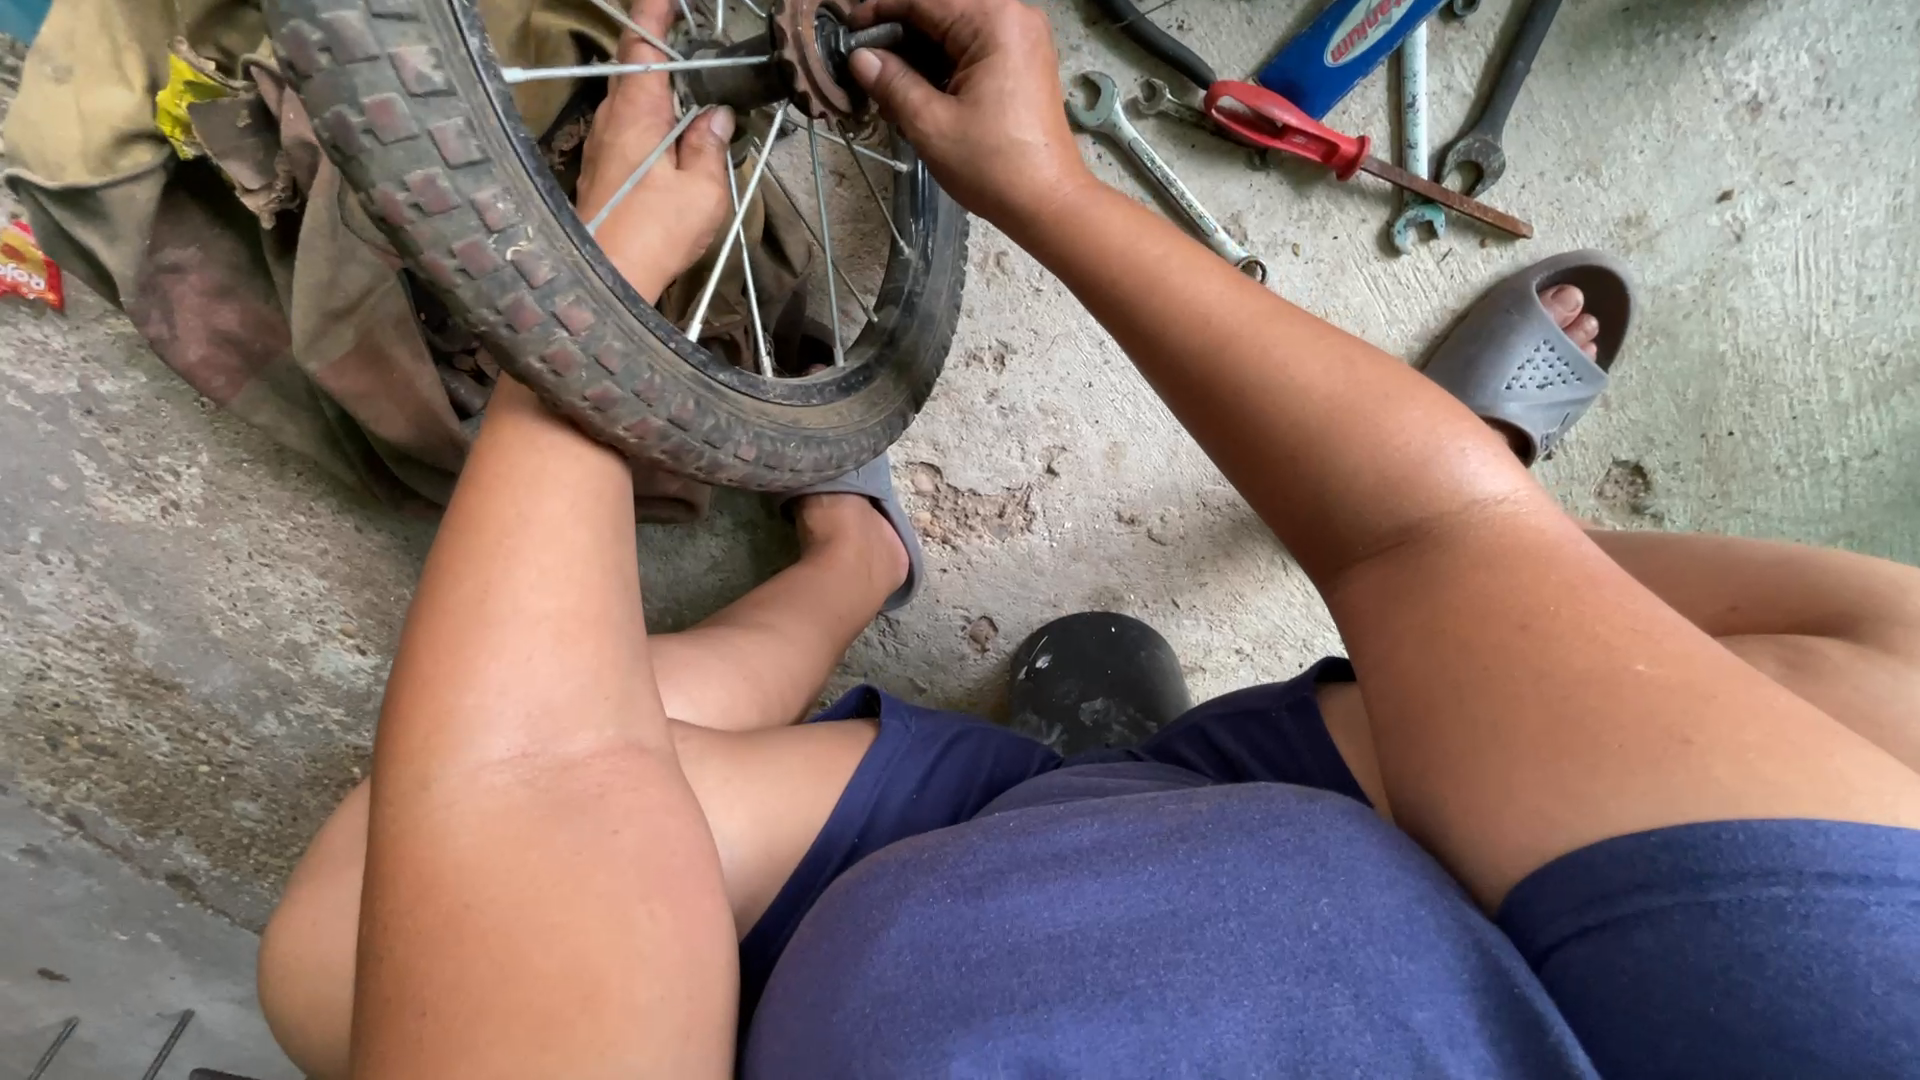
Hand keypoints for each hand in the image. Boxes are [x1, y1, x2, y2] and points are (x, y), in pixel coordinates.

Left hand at [575, 0, 735, 302]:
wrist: (610, 273)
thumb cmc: (658, 230)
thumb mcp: (703, 190)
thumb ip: (711, 147)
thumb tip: (717, 115)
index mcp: (638, 111)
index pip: (642, 44)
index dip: (656, 14)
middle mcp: (612, 116)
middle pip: (635, 69)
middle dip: (663, 53)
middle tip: (699, 51)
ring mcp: (603, 141)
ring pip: (632, 100)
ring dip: (660, 92)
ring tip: (695, 99)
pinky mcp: (603, 166)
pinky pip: (629, 127)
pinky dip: (653, 120)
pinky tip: (676, 140)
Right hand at [847, 0, 1093, 232]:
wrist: (1049, 204)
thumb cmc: (993, 168)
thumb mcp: (932, 126)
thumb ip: (893, 84)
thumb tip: (860, 58)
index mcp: (993, 20)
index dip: (880, 11)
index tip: (848, 31)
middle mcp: (1013, 17)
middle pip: (941, 11)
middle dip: (901, 37)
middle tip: (868, 69)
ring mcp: (1023, 41)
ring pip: (955, 32)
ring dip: (920, 56)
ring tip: (890, 91)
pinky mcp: (1024, 66)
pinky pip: (974, 51)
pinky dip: (944, 68)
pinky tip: (920, 95)